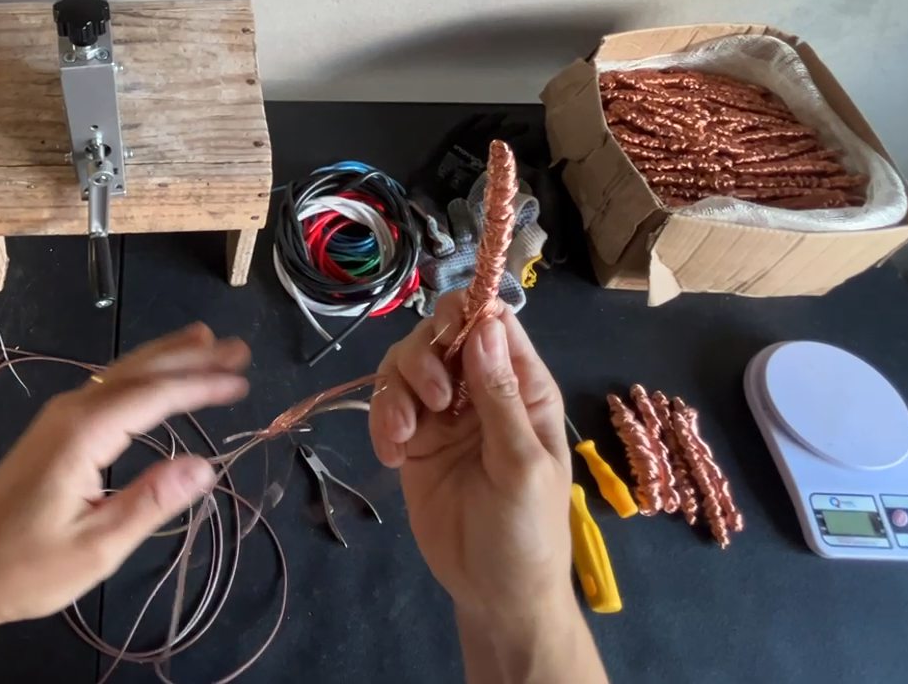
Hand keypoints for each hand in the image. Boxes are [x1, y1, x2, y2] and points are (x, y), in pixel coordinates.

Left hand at [0, 323, 249, 674]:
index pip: (153, 396)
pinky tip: (157, 373)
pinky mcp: (55, 428)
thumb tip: (206, 465)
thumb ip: (150, 502)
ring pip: (122, 373)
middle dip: (189, 356)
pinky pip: (108, 387)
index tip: (241, 379)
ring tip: (206, 340)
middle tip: (235, 347)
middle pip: (138, 371)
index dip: (200, 385)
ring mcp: (59, 415)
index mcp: (82, 434)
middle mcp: (71, 411)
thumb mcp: (95, 548)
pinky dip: (142, 374)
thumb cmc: (24, 569)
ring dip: (166, 357)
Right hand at [369, 292, 604, 683]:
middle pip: (438, 334)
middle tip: (433, 402)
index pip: (494, 323)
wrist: (491, 593)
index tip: (444, 335)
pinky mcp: (412, 433)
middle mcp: (479, 388)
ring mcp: (442, 410)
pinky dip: (381, 421)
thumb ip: (500, 396)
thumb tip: (484, 325)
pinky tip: (392, 456)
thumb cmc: (526, 531)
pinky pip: (386, 402)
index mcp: (521, 388)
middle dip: (424, 359)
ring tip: (403, 435)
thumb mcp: (520, 465)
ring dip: (397, 392)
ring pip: (406, 363)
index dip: (467, 314)